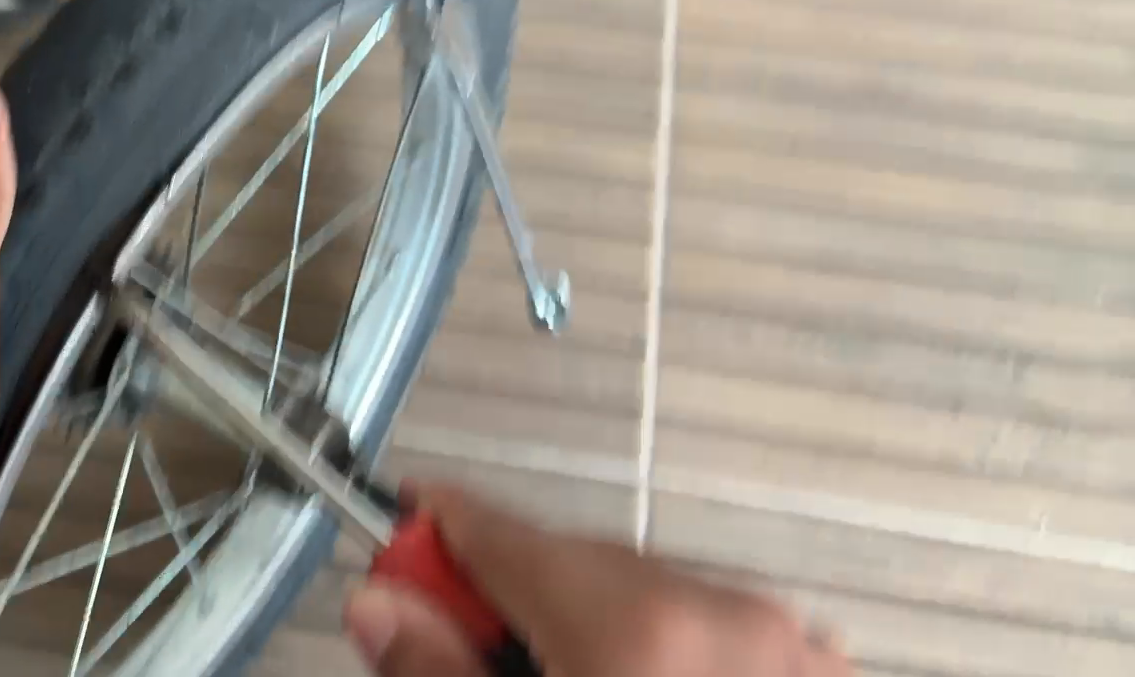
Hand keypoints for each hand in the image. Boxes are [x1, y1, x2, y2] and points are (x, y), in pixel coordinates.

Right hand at [345, 486, 852, 676]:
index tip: (399, 532)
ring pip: (627, 585)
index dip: (433, 524)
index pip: (494, 528)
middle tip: (473, 648)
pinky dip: (646, 643)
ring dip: (577, 619)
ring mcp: (784, 642)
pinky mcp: (815, 669)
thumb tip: (371, 602)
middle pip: (561, 557)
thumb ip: (435, 673)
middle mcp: (719, 609)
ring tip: (560, 676)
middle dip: (507, 591)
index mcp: (634, 624)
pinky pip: (696, 620)